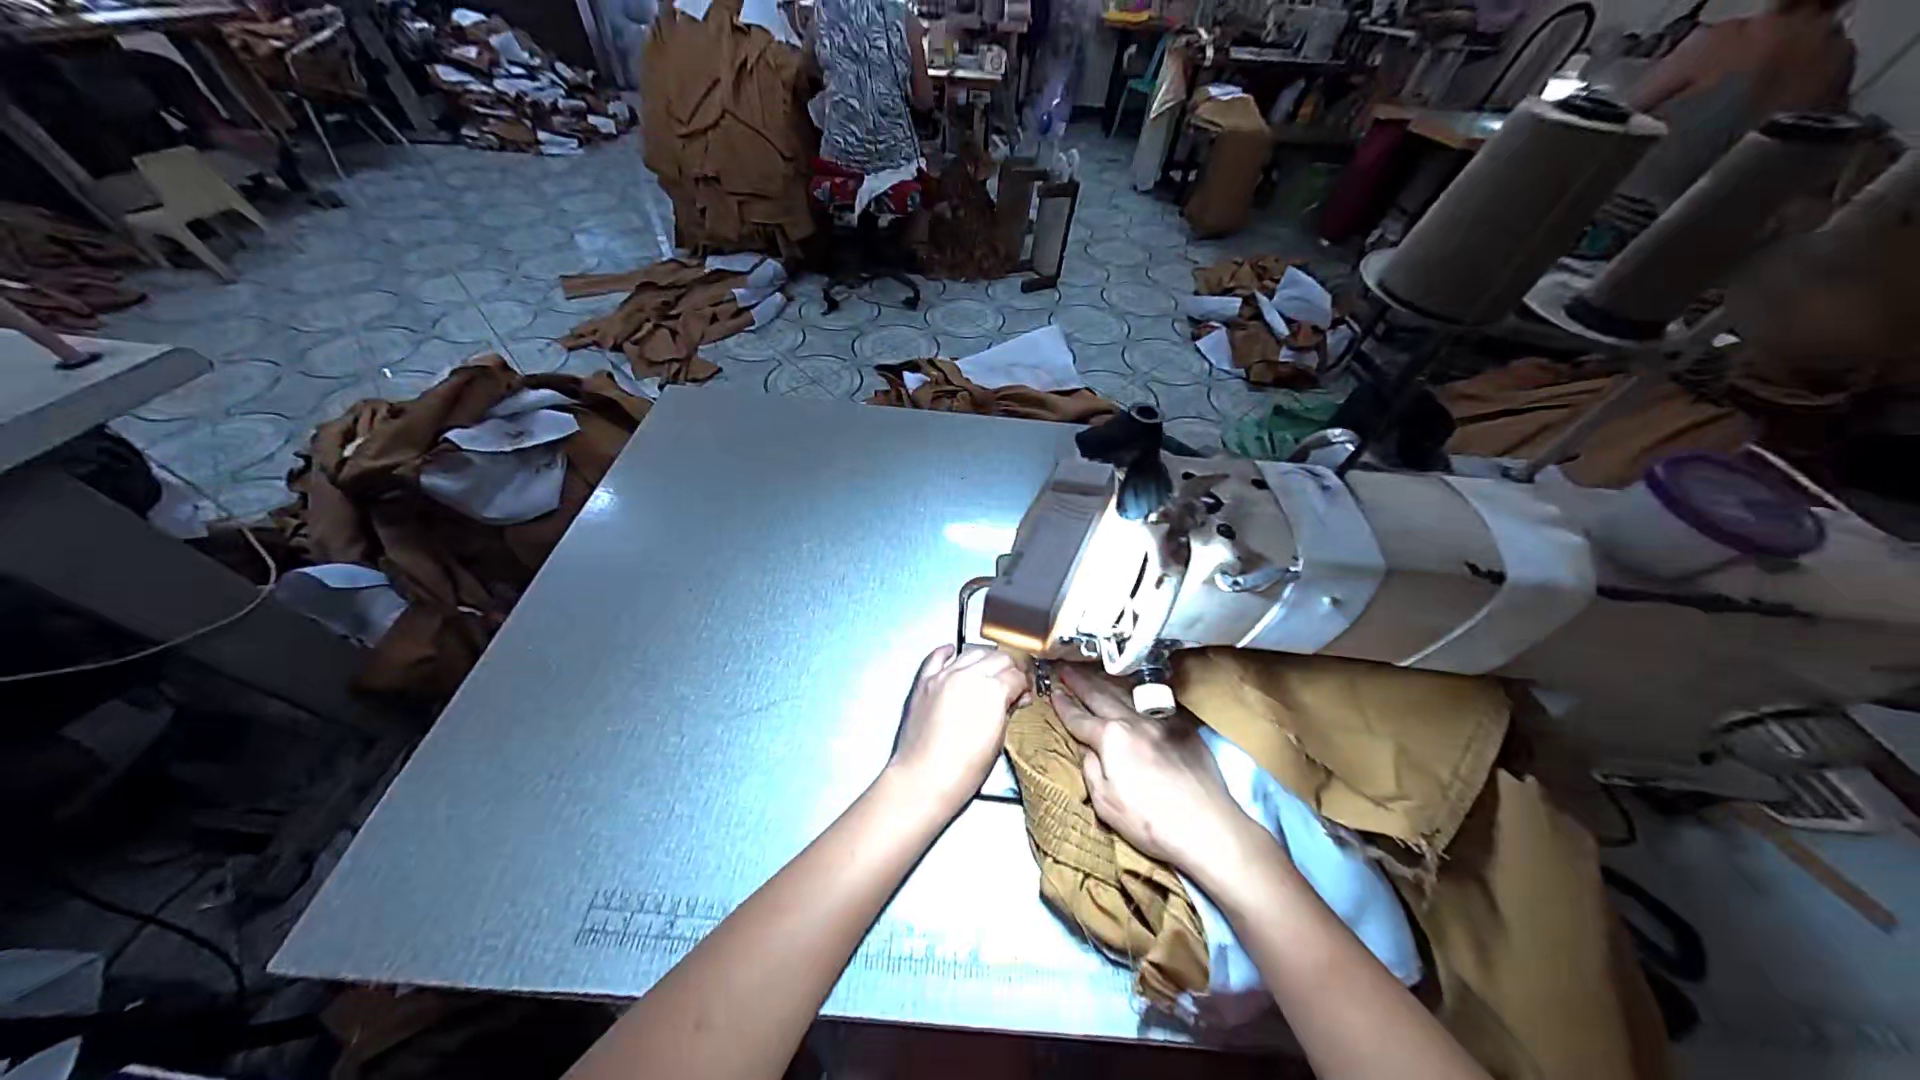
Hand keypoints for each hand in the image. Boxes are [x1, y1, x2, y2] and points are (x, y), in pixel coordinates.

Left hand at [889, 645, 1027, 809]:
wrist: (924, 778)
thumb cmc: (962, 769)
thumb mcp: (997, 740)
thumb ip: (1007, 711)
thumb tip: (1013, 699)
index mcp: (992, 690)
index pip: (1017, 675)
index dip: (1024, 685)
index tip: (1023, 692)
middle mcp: (968, 676)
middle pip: (998, 658)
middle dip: (1009, 669)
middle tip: (1011, 682)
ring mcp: (944, 676)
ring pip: (972, 652)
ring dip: (984, 659)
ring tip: (987, 671)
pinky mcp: (925, 681)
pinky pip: (938, 656)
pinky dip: (948, 653)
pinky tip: (954, 653)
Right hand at [1051, 664, 1265, 882]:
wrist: (1208, 827)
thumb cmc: (1153, 823)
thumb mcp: (1106, 802)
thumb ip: (1092, 769)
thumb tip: (1087, 750)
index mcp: (1111, 738)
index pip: (1079, 718)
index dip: (1063, 705)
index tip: (1053, 693)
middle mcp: (1135, 721)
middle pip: (1100, 695)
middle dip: (1080, 682)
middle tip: (1066, 668)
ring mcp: (1162, 721)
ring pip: (1127, 693)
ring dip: (1106, 681)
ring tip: (1093, 673)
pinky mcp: (1184, 728)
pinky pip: (1153, 702)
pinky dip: (1135, 693)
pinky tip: (1131, 691)